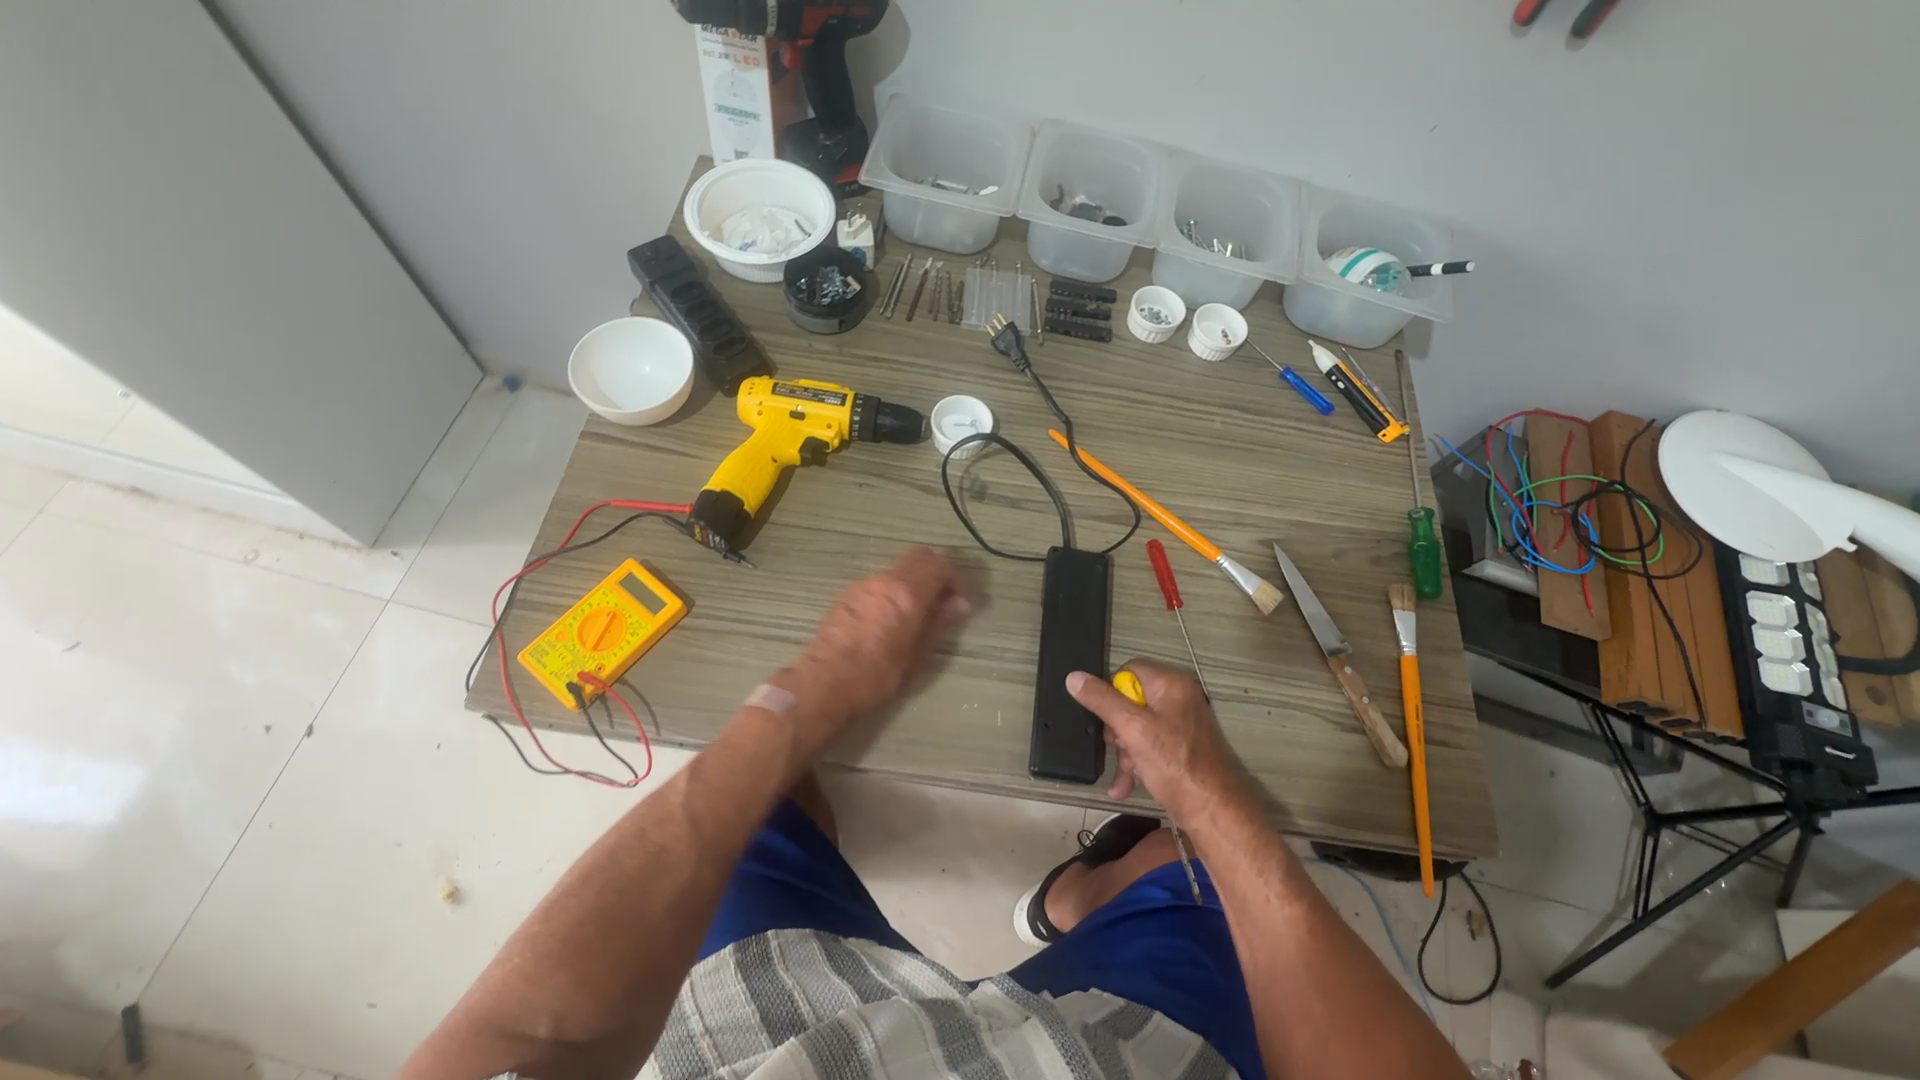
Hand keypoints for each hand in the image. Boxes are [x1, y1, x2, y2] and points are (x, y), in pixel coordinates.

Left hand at [771, 547, 969, 742]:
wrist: (825, 683)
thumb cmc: (876, 676)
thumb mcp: (917, 654)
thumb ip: (938, 622)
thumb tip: (958, 604)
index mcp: (907, 593)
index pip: (940, 564)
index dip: (955, 579)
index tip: (958, 603)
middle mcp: (885, 580)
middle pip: (918, 557)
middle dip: (935, 573)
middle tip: (941, 602)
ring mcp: (862, 585)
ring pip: (897, 570)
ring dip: (912, 583)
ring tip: (914, 615)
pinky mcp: (846, 595)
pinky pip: (878, 583)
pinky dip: (891, 592)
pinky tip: (888, 621)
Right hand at [1066, 659, 1240, 813]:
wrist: (1210, 808)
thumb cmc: (1174, 764)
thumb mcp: (1132, 729)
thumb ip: (1102, 701)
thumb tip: (1074, 678)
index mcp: (1171, 685)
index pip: (1129, 671)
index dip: (1111, 691)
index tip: (1105, 716)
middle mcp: (1177, 700)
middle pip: (1129, 702)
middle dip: (1117, 730)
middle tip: (1119, 747)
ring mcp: (1178, 725)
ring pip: (1135, 728)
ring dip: (1124, 753)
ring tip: (1127, 772)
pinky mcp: (1177, 748)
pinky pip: (1146, 746)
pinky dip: (1135, 763)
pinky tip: (1123, 785)